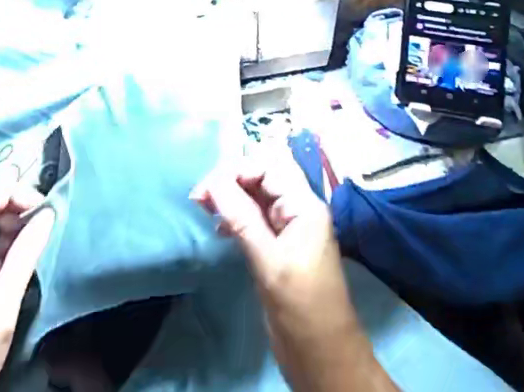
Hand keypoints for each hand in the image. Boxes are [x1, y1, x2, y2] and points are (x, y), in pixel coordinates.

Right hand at [191, 151, 397, 391]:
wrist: (323, 355)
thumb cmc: (301, 306)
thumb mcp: (269, 262)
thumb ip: (242, 220)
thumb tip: (215, 182)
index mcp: (305, 205)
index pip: (270, 168)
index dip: (237, 170)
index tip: (206, 187)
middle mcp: (299, 209)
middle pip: (264, 177)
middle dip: (232, 179)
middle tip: (200, 195)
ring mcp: (290, 228)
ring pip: (259, 197)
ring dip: (232, 196)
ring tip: (203, 206)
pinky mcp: (280, 247)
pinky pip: (257, 218)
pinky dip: (237, 217)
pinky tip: (219, 226)